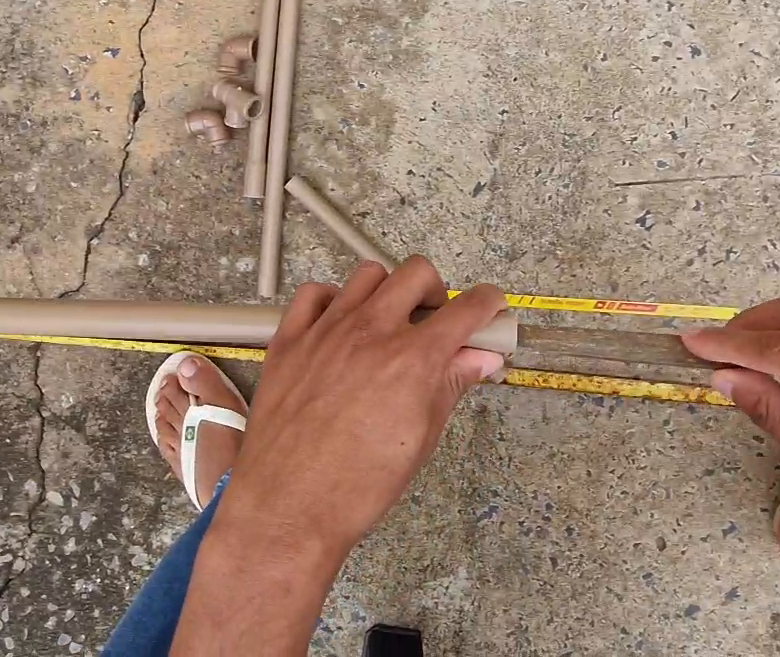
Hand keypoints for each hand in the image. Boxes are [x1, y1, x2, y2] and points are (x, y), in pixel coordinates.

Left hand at [172, 257, 505, 655]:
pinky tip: (338, 325)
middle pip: (417, 273)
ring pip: (367, 274)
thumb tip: (482, 359)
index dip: (487, 303)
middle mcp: (370, 331)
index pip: (465, 308)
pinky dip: (333, 300)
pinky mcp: (289, 338)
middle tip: (434, 320)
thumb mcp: (421, 438)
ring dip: (386, 291)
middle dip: (436, 290)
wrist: (289, 506)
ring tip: (386, 322)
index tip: (490, 307)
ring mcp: (326, 329)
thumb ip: (452, 385)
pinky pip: (314, 294)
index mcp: (412, 358)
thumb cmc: (359, 485)